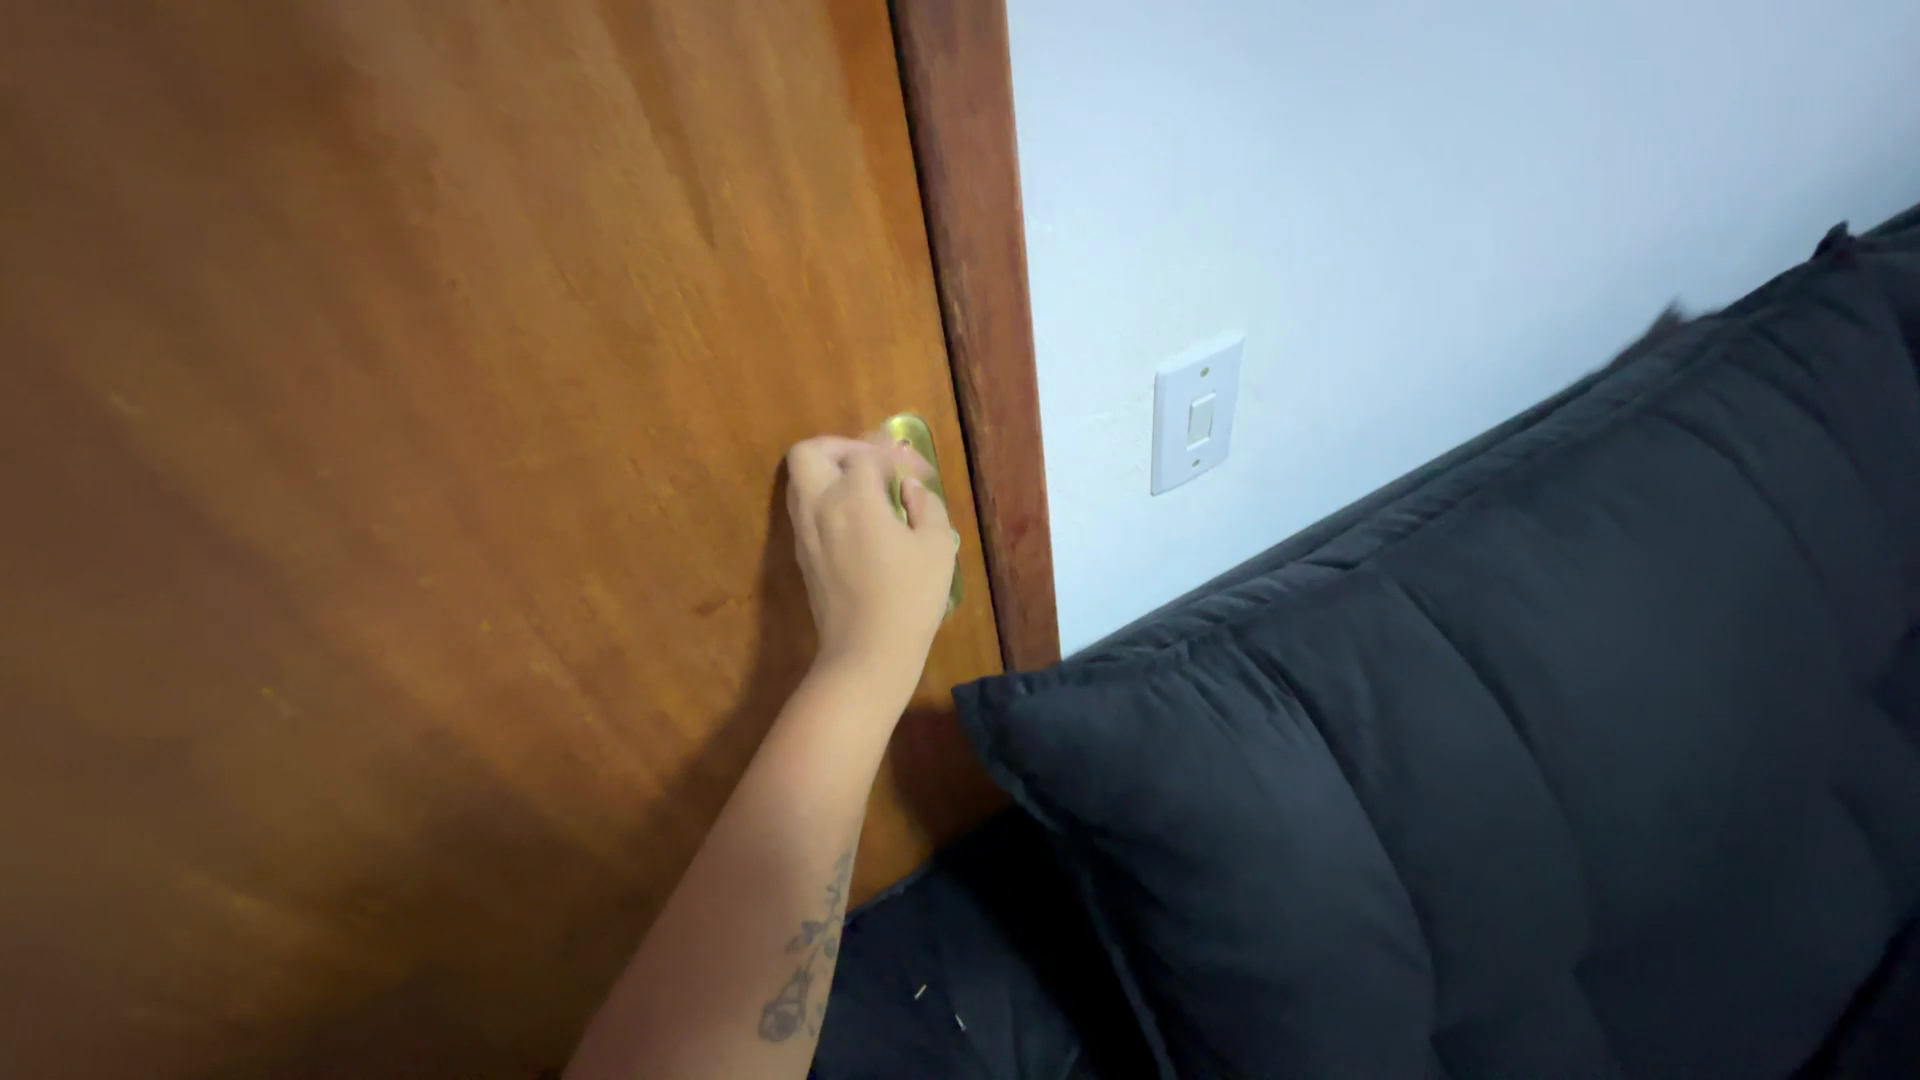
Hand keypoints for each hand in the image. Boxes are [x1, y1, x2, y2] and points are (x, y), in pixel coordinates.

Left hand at [784, 434, 957, 687]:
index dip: (896, 456)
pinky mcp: (802, 556)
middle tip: (871, 463)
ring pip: (800, 481)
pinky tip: (856, 521)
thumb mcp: (938, 547)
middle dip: (840, 447)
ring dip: (829, 473)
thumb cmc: (910, 599)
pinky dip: (825, 501)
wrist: (867, 653)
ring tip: (864, 490)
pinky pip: (804, 510)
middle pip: (809, 453)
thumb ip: (926, 506)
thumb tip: (910, 490)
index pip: (867, 454)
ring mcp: (805, 533)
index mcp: (853, 499)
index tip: (920, 474)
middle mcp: (819, 508)